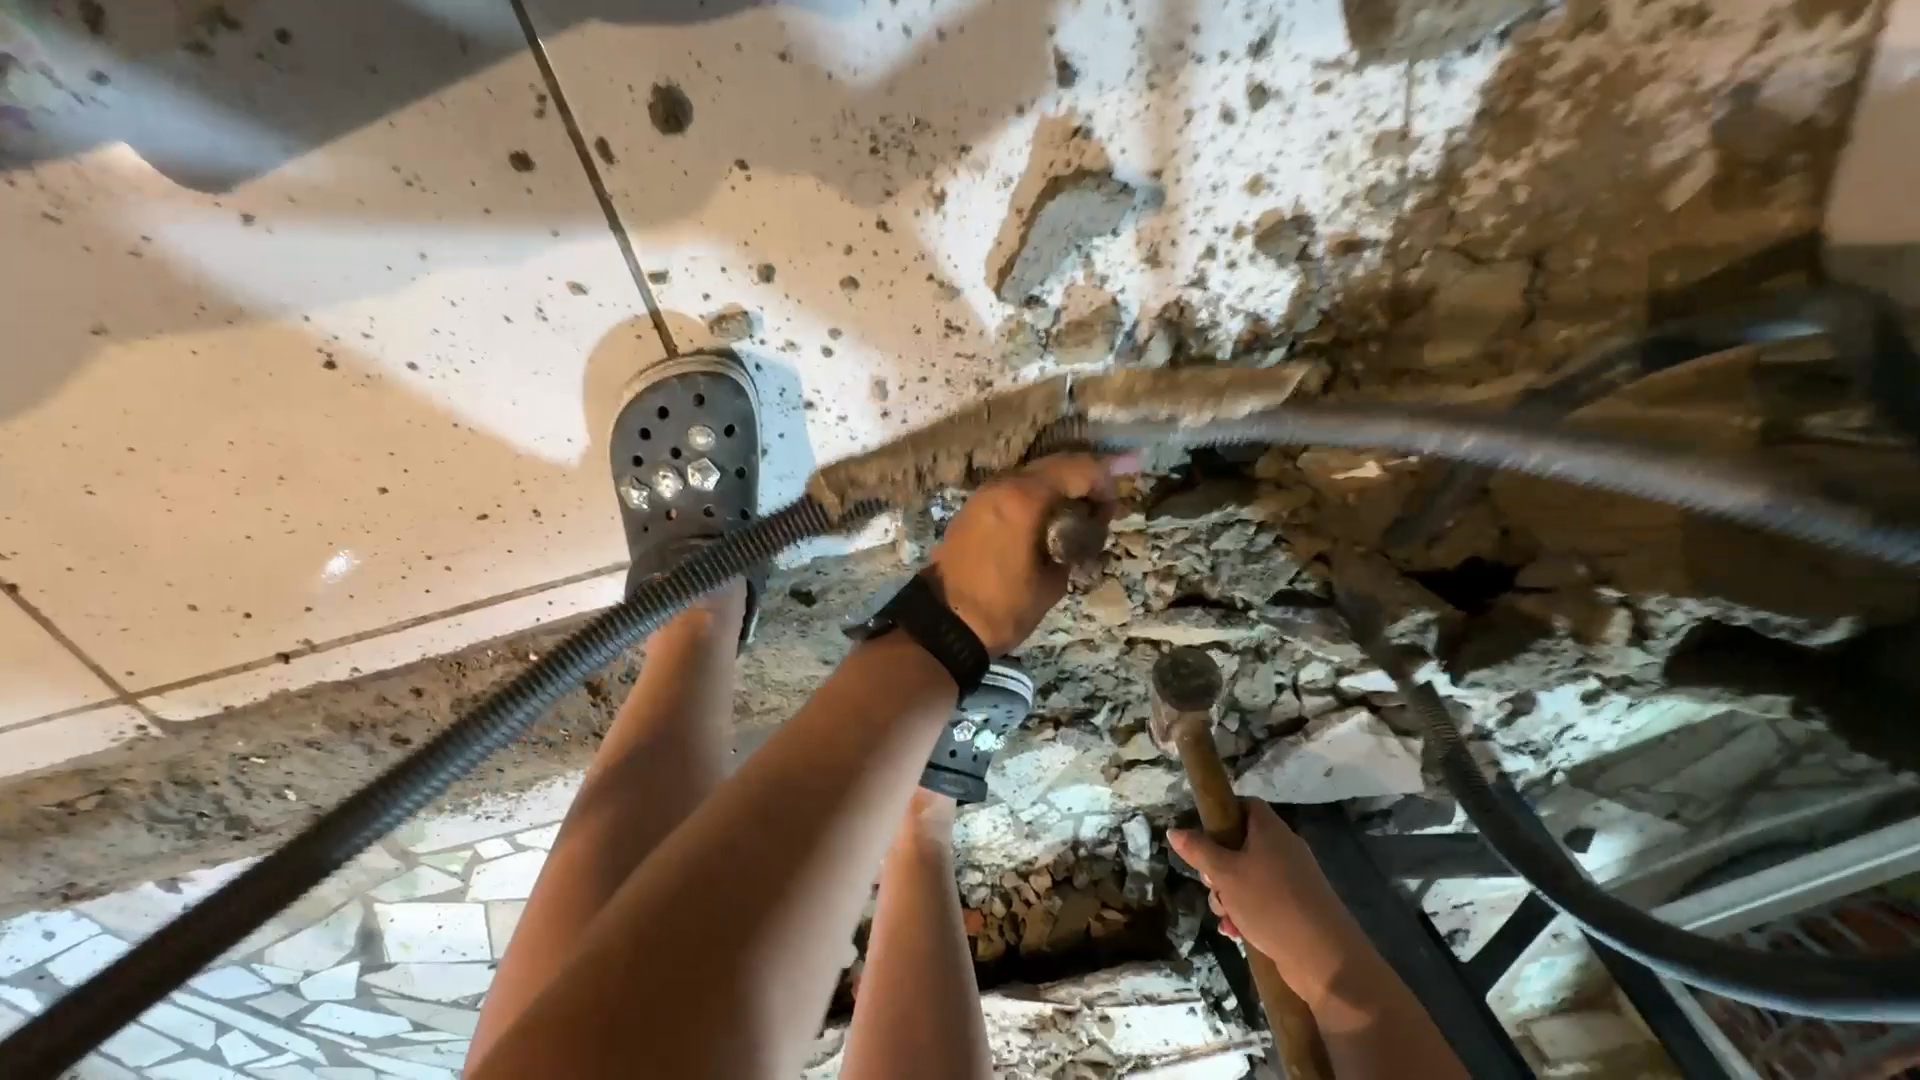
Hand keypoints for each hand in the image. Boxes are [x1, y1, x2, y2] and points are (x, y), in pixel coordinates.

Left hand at [928, 454, 1125, 654]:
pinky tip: (1048, 521)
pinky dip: (1035, 498)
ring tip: (1078, 516)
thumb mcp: (1052, 581)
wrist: (942, 626)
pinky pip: (1012, 491)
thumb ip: (1075, 545)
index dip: (1105, 480)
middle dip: (1084, 481)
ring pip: (1031, 476)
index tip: (1116, 504)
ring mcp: (982, 495)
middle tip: (1103, 507)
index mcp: (1024, 498)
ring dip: (1058, 488)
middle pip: (1054, 466)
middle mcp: (1002, 485)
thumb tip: (1084, 532)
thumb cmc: (1003, 607)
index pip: (1077, 469)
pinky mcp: (971, 510)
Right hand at [1168, 800, 1374, 1005]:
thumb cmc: (1270, 903)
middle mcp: (1283, 849)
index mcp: (1270, 830)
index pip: (1245, 805)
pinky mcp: (1296, 907)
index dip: (1221, 815)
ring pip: (1247, 876)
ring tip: (1225, 916)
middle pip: (1241, 844)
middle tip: (1211, 884)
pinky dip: (1246, 911)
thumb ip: (1198, 850)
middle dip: (1217, 867)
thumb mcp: (1224, 874)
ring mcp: (1292, 879)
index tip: (1202, 836)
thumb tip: (1174, 830)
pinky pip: (1262, 900)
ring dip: (1228, 894)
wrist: (1325, 958)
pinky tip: (1235, 932)